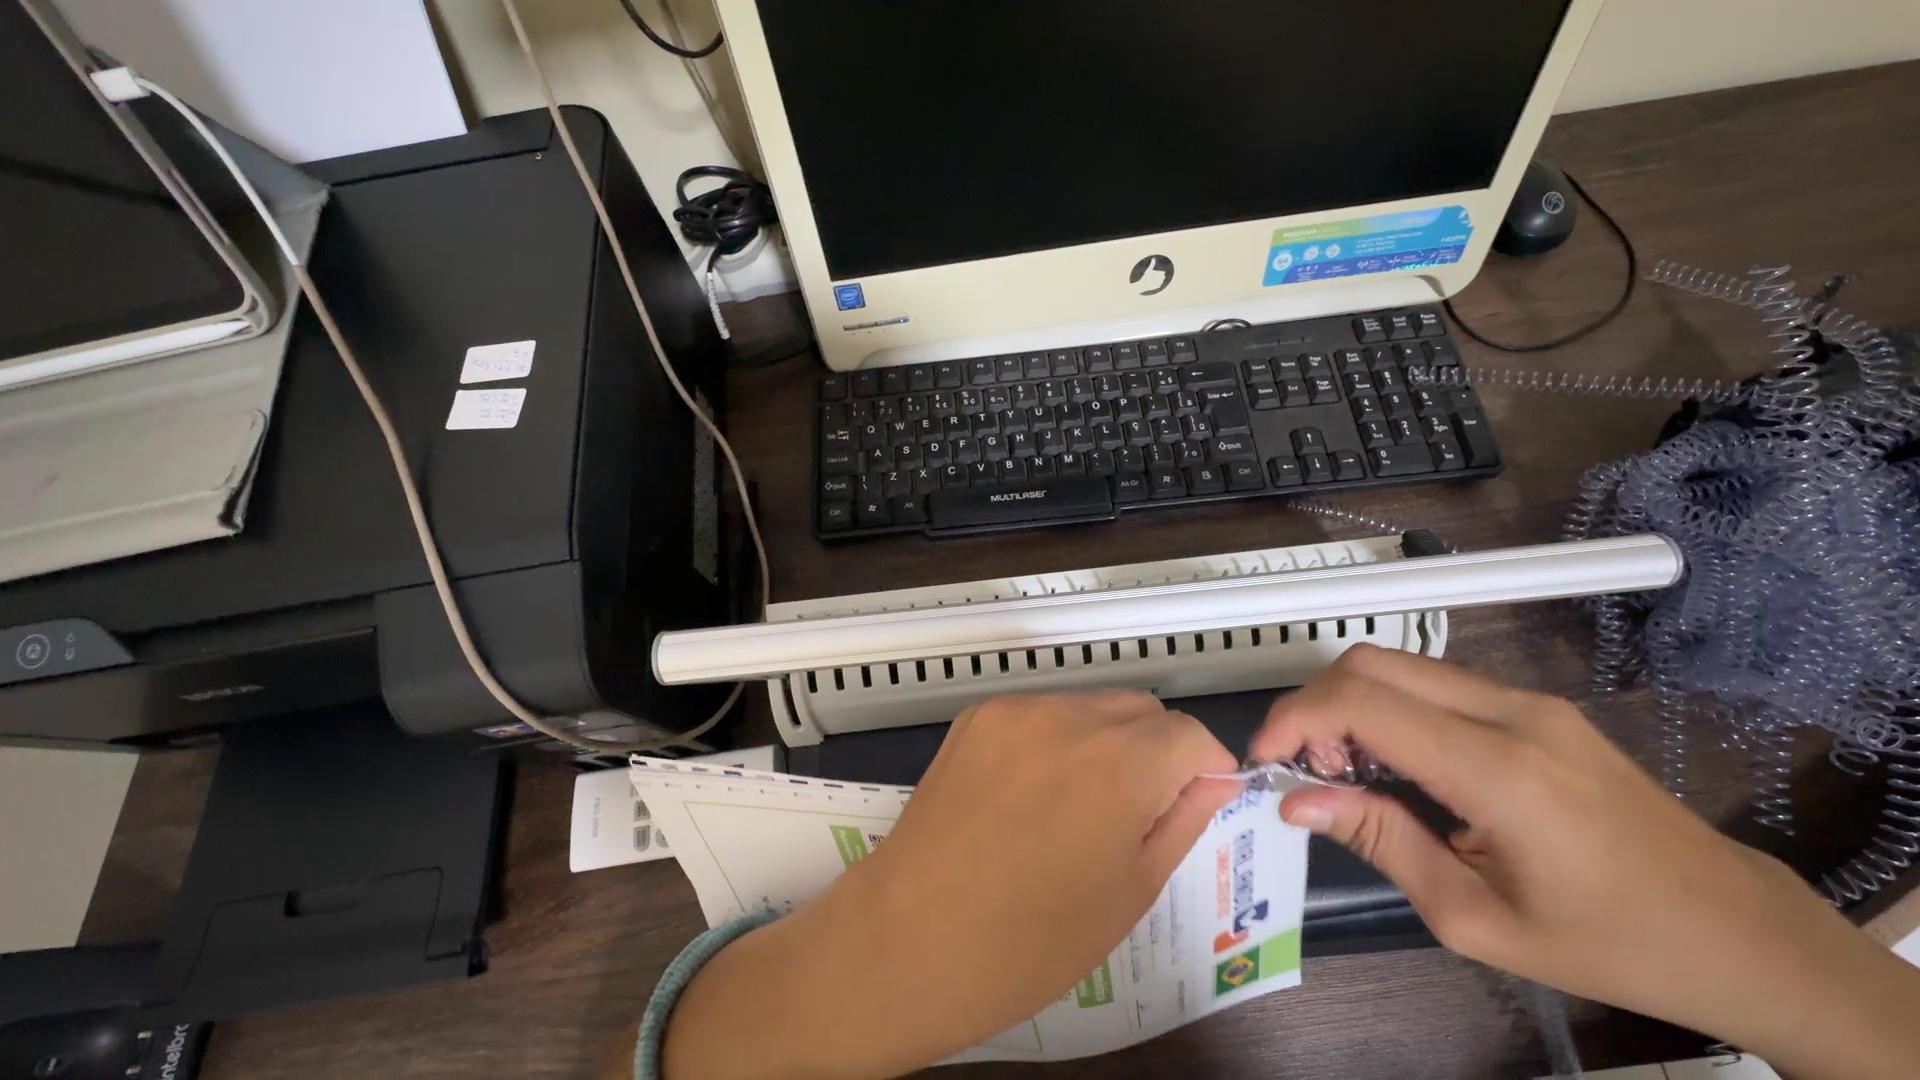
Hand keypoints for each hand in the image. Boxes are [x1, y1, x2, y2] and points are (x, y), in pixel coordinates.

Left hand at [659, 691, 1239, 1079]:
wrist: (908, 940)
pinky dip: (1058, 741)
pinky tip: (1036, 796)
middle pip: (1141, 711)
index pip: (1191, 735)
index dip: (1204, 770)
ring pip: (1091, 706)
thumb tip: (1211, 781)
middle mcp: (1067, 718)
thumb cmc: (1029, 941)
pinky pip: (1041, 714)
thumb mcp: (1130, 892)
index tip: (1195, 803)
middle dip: (1158, 751)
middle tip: (1140, 813)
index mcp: (1118, 764)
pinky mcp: (975, 719)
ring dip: (1108, 742)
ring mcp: (1014, 712)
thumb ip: (1182, 821)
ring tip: (1082, 808)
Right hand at [1254, 644, 1919, 1077]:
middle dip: (1313, 705)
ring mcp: (1530, 701)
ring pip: (1401, 666)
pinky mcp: (1538, 707)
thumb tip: (1298, 800)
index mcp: (1498, 769)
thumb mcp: (1474, 918)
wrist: (1735, 931)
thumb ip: (1379, 841)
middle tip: (1307, 770)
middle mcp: (1512, 712)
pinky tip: (1398, 765)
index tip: (1265, 763)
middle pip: (1371, 663)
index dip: (1292, 720)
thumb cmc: (1606, 942)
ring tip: (1349, 773)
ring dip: (1350, 704)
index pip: (1361, 701)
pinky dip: (1390, 708)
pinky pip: (1436, 684)